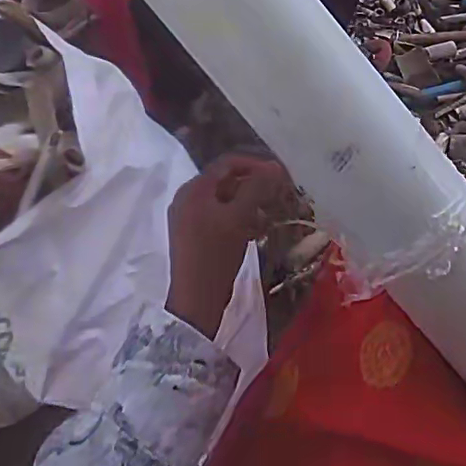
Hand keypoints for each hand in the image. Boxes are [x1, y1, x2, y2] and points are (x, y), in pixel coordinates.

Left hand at [165, 151, 291, 338]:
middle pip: (226, 181)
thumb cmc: (216, 254)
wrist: (195, 302)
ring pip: (224, 200)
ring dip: (248, 204)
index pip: (228, 163)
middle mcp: (186, 198)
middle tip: (277, 196)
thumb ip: (257, 188)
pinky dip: (237, 218)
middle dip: (253, 186)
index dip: (256, 165)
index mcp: (194, 189)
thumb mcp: (239, 217)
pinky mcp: (192, 236)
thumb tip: (275, 166)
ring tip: (269, 216)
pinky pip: (218, 217)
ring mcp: (186, 218)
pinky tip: (255, 231)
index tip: (279, 177)